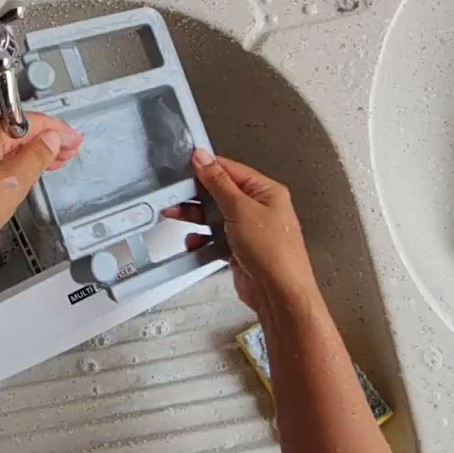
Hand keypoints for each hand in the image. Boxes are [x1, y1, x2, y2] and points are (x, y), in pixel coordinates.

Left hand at [0, 113, 82, 273]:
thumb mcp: (10, 187)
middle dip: (45, 141)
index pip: (33, 121)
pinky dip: (6, 160)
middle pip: (16, 130)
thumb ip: (35, 158)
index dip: (60, 131)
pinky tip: (12, 174)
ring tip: (46, 163)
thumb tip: (51, 139)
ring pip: (1, 143)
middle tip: (67, 151)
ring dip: (27, 151)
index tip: (74, 139)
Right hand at [163, 149, 319, 312]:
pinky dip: (201, 240)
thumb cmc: (274, 252)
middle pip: (219, 193)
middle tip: (174, 194)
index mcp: (265, 192)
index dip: (207, 168)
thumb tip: (203, 158)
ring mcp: (248, 230)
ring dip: (194, 217)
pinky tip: (193, 242)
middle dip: (195, 195)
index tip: (185, 166)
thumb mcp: (240, 208)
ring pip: (214, 216)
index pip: (231, 170)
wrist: (279, 294)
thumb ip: (218, 182)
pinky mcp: (238, 249)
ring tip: (174, 215)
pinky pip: (214, 238)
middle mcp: (258, 209)